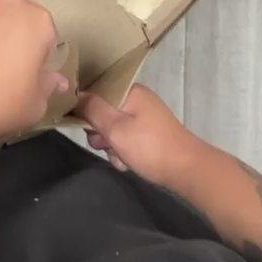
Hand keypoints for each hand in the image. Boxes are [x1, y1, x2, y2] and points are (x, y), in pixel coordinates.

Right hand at [74, 85, 212, 184]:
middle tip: (106, 145)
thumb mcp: (115, 127)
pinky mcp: (149, 134)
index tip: (85, 127)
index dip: (86, 110)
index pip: (96, 92)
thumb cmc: (148, 146)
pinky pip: (127, 140)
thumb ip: (92, 109)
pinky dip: (124, 152)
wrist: (186, 169)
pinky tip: (128, 163)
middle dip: (101, 134)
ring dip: (112, 146)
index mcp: (130, 92)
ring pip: (114, 130)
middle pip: (103, 113)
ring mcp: (145, 118)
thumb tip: (75, 95)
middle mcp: (137, 100)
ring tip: (121, 158)